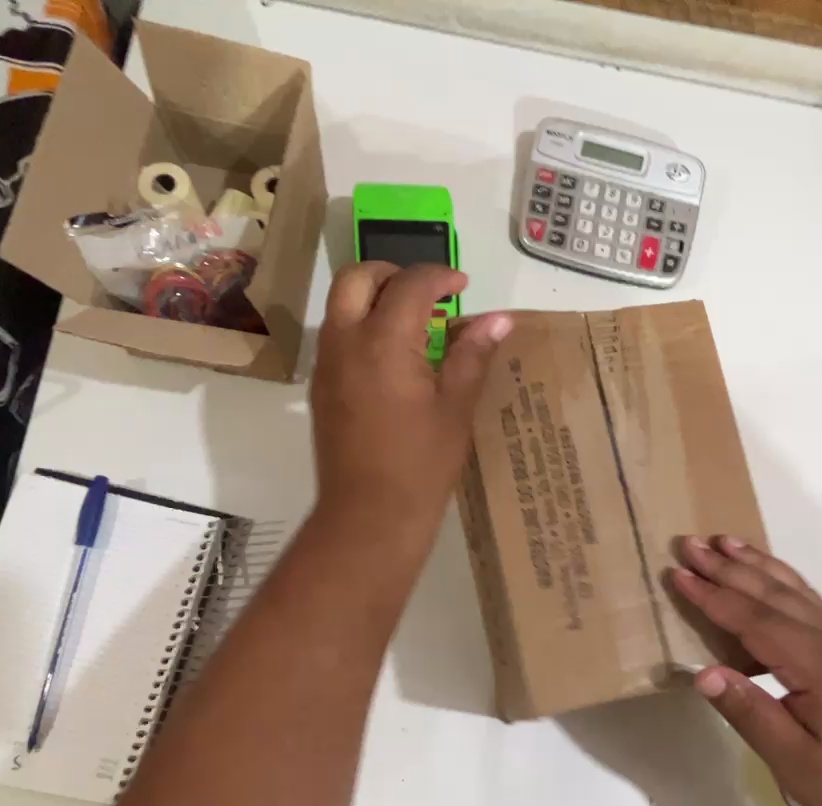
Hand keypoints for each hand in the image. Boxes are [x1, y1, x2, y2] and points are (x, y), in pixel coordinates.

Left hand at [311, 262, 511, 530]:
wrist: (370, 514)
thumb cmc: (421, 464)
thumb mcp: (455, 408)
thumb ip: (472, 355)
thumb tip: (499, 318)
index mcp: (384, 342)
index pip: (410, 284)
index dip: (439, 276)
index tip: (462, 287)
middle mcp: (346, 341)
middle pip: (359, 277)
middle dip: (394, 273)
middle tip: (429, 294)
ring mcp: (327, 364)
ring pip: (341, 304)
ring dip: (375, 297)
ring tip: (415, 324)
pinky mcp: (321, 386)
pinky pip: (337, 335)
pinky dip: (363, 326)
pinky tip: (395, 359)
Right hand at [668, 535, 821, 805]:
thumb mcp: (790, 758)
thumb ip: (748, 711)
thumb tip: (701, 674)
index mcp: (816, 664)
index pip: (755, 620)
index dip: (714, 597)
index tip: (679, 575)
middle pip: (771, 593)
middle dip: (728, 568)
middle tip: (690, 545)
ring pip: (791, 589)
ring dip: (754, 563)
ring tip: (722, 541)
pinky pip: (804, 599)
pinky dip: (778, 578)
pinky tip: (763, 570)